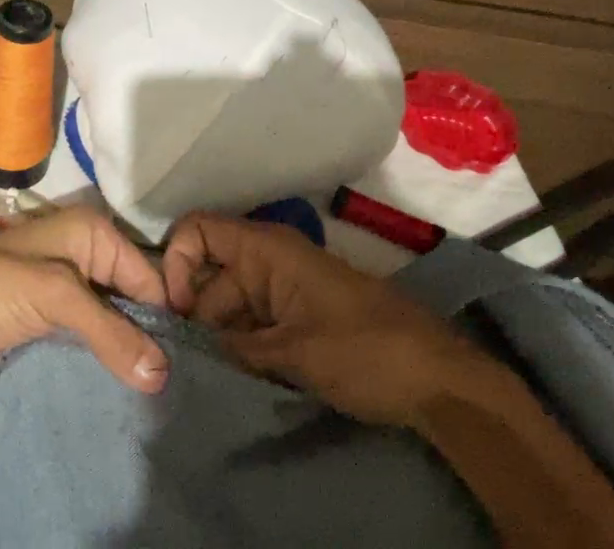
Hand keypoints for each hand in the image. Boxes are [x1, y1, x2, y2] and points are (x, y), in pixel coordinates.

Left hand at [0, 205, 169, 460]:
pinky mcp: (57, 321)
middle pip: (135, 300)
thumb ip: (110, 332)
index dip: (164, 317)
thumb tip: (162, 376)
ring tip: (155, 395)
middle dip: (148, 338)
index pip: (148, 276)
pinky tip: (125, 390)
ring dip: (127, 354)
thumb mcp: (55, 298)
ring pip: (116, 324)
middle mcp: (88, 255)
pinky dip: (106, 361)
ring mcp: (72, 290)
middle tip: (172, 384)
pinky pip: (95, 340)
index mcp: (93, 233)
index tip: (184, 363)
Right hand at [162, 212, 496, 426]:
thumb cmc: (365, 352)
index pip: (198, 231)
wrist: (440, 383)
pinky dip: (239, 347)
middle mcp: (269, 262)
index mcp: (267, 250)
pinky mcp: (296, 319)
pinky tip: (232, 376)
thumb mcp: (292, 352)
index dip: (175, 261)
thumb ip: (234, 347)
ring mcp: (283, 291)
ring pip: (228, 305)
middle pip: (208, 276)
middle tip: (184, 360)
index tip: (173, 311)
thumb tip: (189, 347)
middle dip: (193, 313)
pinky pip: (251, 324)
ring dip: (216, 336)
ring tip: (206, 375)